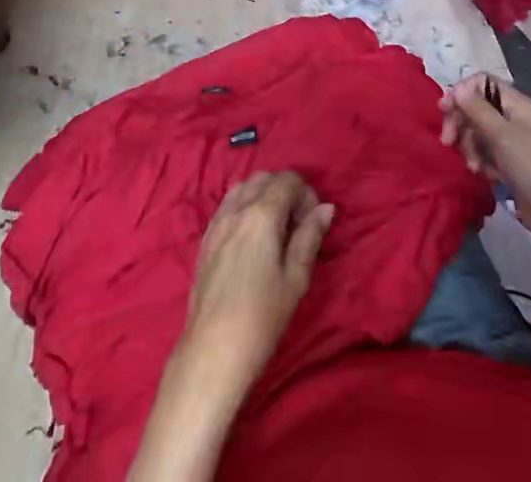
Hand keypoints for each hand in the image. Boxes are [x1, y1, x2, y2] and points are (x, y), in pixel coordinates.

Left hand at [180, 171, 334, 391]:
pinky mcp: (204, 241)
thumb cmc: (262, 316)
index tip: (312, 222)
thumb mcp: (296, 277)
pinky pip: (226, 207)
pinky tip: (251, 241)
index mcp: (261, 215)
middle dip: (284, 190)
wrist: (212, 351)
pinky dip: (243, 209)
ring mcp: (216, 225)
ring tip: (274, 231)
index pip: (287, 179)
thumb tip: (325, 208)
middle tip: (297, 224)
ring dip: (262, 197)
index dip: (306, 193)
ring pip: (241, 189)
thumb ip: (310, 236)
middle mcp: (236, 211)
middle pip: (263, 178)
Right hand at [439, 75, 530, 252]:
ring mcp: (514, 142)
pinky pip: (487, 153)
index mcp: (519, 105)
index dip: (462, 93)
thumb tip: (458, 88)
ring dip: (470, 147)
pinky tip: (484, 175)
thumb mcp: (503, 136)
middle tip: (448, 143)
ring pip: (479, 132)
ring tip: (475, 167)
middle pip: (478, 108)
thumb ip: (478, 110)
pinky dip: (481, 161)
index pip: (483, 84)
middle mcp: (516, 118)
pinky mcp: (512, 164)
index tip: (444, 111)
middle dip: (461, 123)